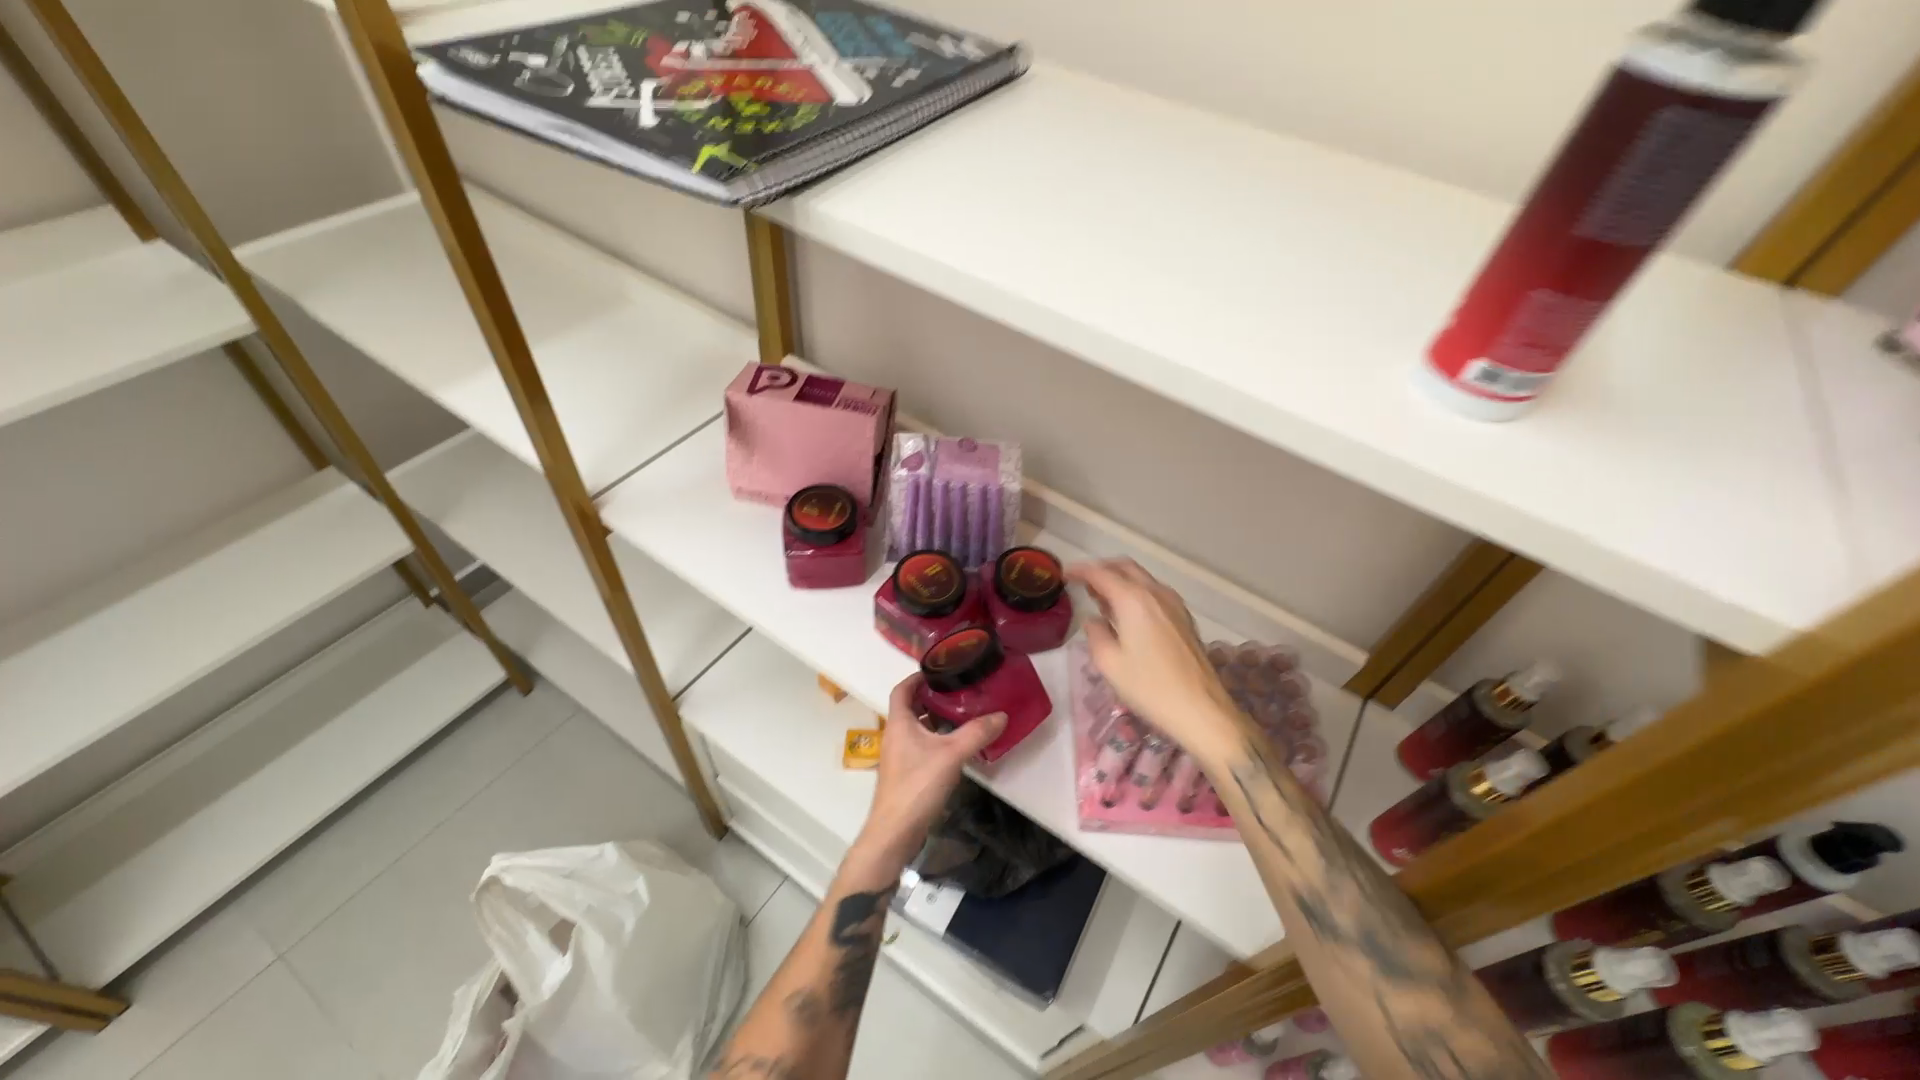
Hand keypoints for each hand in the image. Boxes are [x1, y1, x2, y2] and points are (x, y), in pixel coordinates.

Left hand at [854, 674, 1005, 867]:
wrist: (896, 830)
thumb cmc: (917, 785)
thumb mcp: (951, 755)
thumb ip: (976, 733)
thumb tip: (1001, 715)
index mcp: (899, 723)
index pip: (901, 689)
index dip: (917, 677)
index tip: (939, 670)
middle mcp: (895, 735)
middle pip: (911, 708)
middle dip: (933, 698)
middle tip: (960, 692)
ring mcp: (899, 756)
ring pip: (917, 729)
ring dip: (937, 721)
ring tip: (964, 716)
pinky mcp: (906, 774)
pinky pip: (922, 747)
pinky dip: (937, 741)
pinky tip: (958, 748)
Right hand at [1069, 559, 1243, 765]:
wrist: (1200, 709)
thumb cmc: (1149, 687)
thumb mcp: (1109, 663)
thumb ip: (1095, 634)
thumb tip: (1093, 620)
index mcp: (1133, 600)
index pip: (1101, 573)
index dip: (1080, 570)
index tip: (1064, 574)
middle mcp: (1156, 593)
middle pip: (1125, 567)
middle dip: (1101, 569)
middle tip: (1082, 583)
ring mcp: (1174, 604)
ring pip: (1142, 578)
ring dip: (1120, 581)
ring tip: (1102, 600)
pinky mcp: (1184, 618)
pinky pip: (1155, 593)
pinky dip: (1136, 593)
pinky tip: (1128, 615)